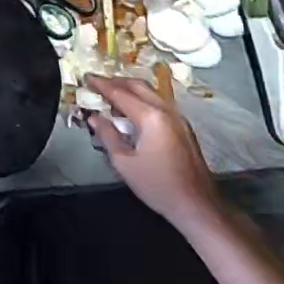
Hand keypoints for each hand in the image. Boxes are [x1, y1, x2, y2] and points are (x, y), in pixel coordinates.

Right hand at [85, 73, 219, 224]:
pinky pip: (158, 102)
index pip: (120, 93)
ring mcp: (178, 117)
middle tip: (98, 83)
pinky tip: (132, 111)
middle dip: (116, 81)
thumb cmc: (158, 186)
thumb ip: (107, 135)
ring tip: (112, 94)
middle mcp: (166, 110)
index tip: (87, 78)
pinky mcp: (183, 126)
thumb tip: (94, 118)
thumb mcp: (124, 163)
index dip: (101, 84)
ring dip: (130, 89)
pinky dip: (142, 98)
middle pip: (138, 85)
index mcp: (150, 117)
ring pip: (150, 92)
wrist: (197, 206)